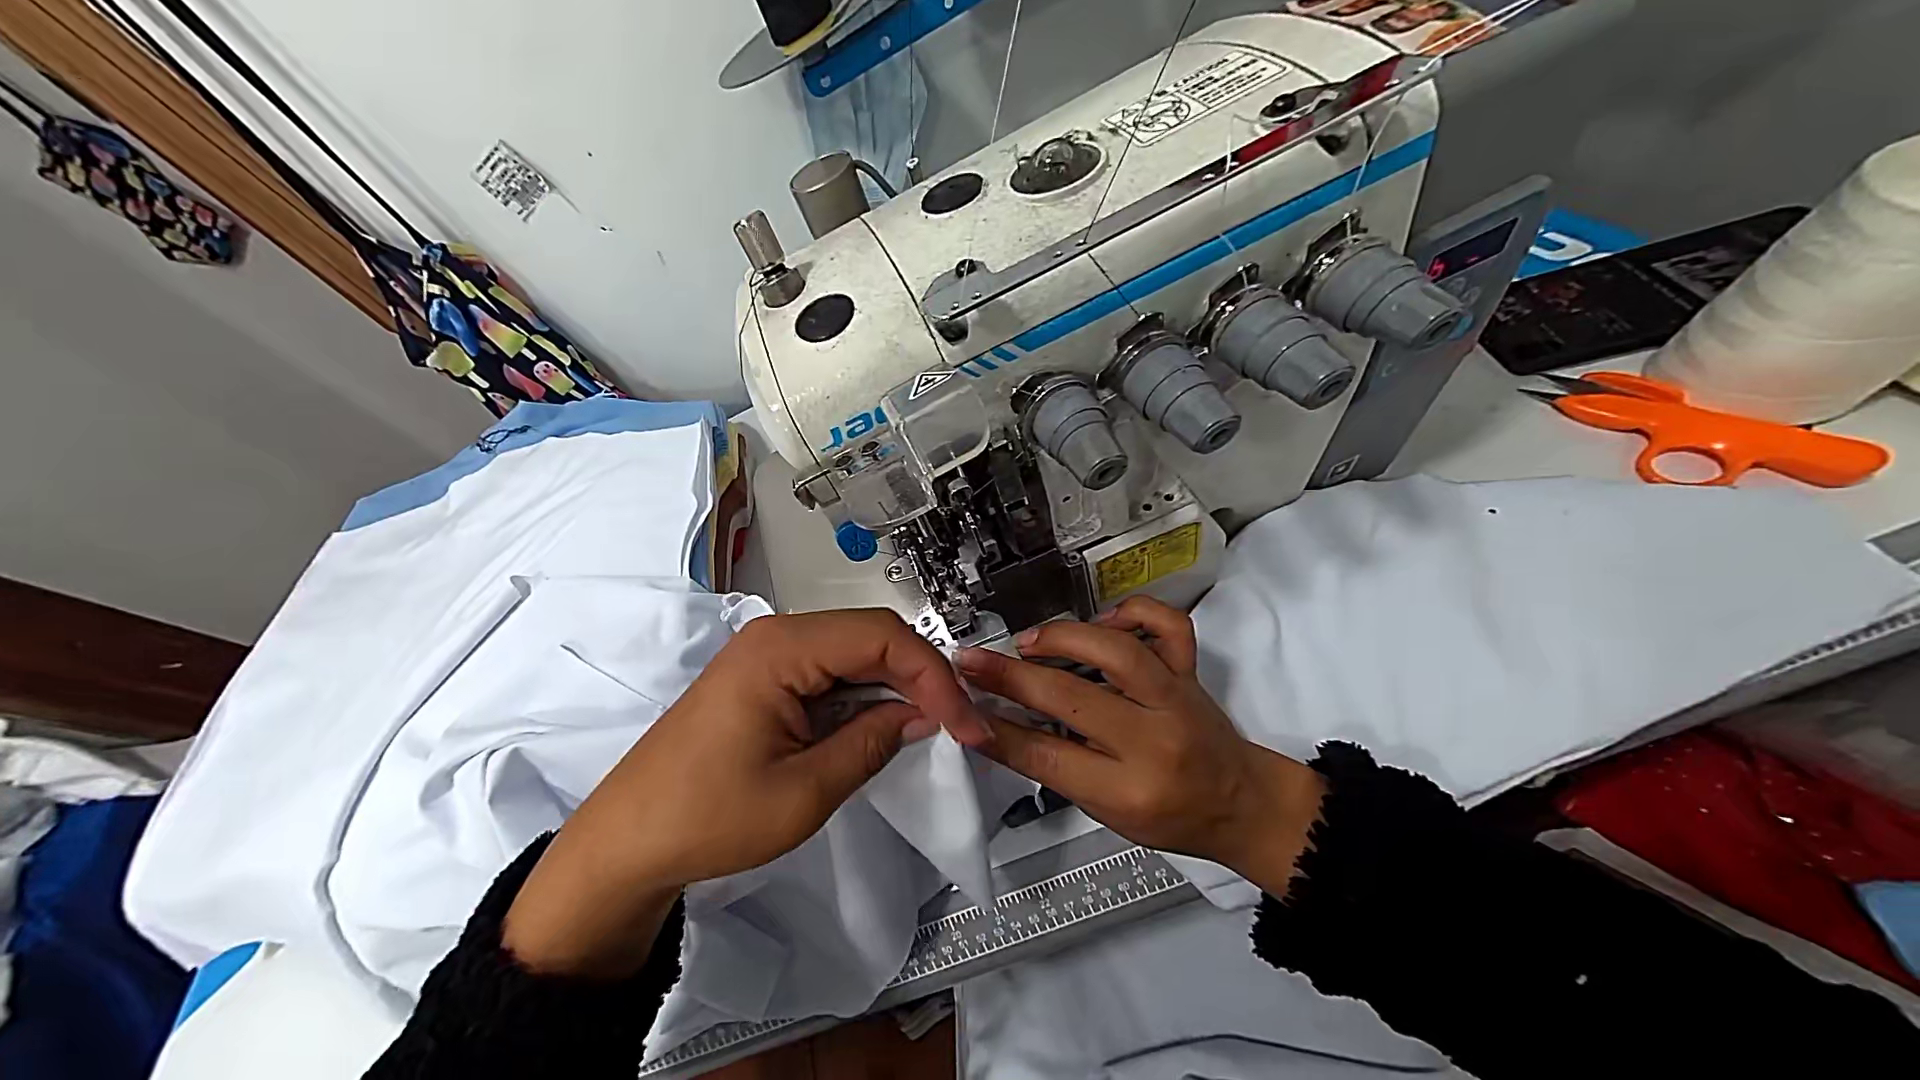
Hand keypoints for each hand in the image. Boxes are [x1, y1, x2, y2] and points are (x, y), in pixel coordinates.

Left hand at [504, 609, 990, 976]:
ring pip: (855, 650)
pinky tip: (884, 721)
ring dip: (896, 684)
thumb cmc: (707, 818)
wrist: (626, 843)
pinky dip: (865, 692)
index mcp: (781, 649)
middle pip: (871, 635)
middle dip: (921, 676)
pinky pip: (831, 669)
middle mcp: (776, 636)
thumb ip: (871, 743)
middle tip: (956, 724)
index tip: (963, 723)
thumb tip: (921, 716)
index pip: (882, 637)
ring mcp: (768, 653)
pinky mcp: (766, 676)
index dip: (933, 676)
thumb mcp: (804, 792)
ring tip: (931, 724)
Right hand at [957, 597, 1324, 896]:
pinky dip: (1133, 612)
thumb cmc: (1173, 817)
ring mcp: (1177, 699)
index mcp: (1130, 790)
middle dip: (1009, 678)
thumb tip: (999, 727)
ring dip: (1062, 639)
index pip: (1046, 755)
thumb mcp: (1106, 811)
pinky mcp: (1190, 672)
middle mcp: (1155, 741)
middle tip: (973, 662)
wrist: (1242, 805)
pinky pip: (1168, 626)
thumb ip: (1055, 767)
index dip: (996, 729)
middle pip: (1069, 699)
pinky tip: (1103, 620)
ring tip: (1027, 643)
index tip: (962, 707)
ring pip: (1116, 651)